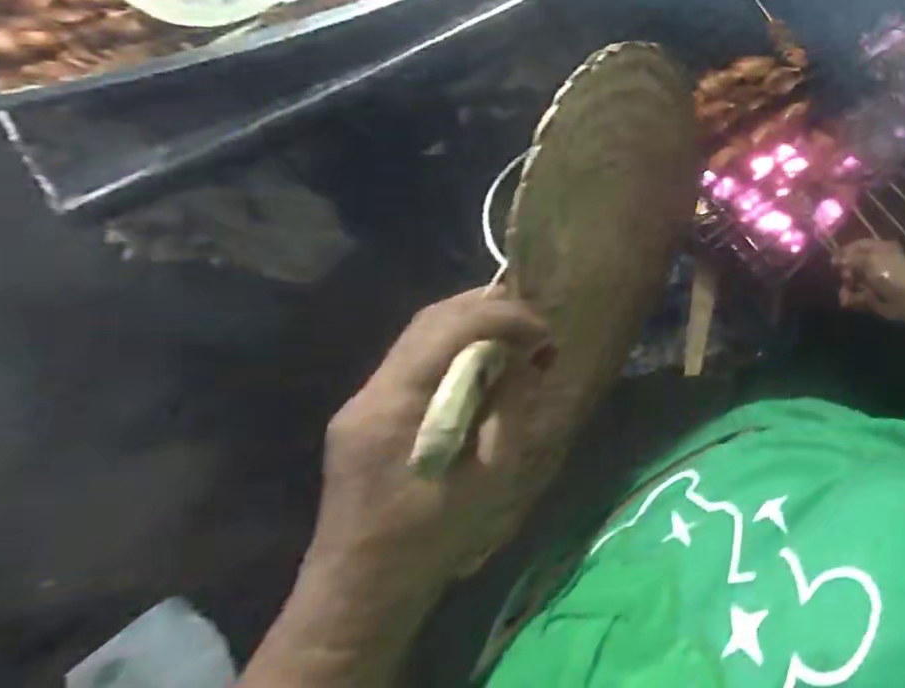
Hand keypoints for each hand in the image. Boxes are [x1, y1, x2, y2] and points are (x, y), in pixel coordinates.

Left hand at [310, 286, 553, 596]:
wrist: (360, 595)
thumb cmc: (429, 540)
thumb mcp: (488, 476)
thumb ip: (509, 407)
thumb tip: (529, 358)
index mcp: (392, 406)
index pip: (447, 329)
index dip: (502, 317)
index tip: (544, 330)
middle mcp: (370, 392)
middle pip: (430, 320)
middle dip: (489, 309)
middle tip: (536, 323)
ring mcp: (364, 400)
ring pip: (421, 334)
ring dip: (473, 323)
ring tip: (518, 335)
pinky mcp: (368, 413)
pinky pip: (416, 358)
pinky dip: (456, 346)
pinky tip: (486, 361)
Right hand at [835, 239, 904, 323]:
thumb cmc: (891, 273)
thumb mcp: (869, 260)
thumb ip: (850, 259)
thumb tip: (835, 259)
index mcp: (881, 248)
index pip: (859, 245)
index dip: (844, 251)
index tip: (832, 260)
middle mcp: (879, 263)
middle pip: (855, 264)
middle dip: (846, 271)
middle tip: (844, 277)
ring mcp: (878, 281)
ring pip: (856, 281)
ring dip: (847, 287)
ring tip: (843, 295)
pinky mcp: (876, 298)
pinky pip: (859, 296)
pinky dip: (852, 299)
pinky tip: (846, 302)